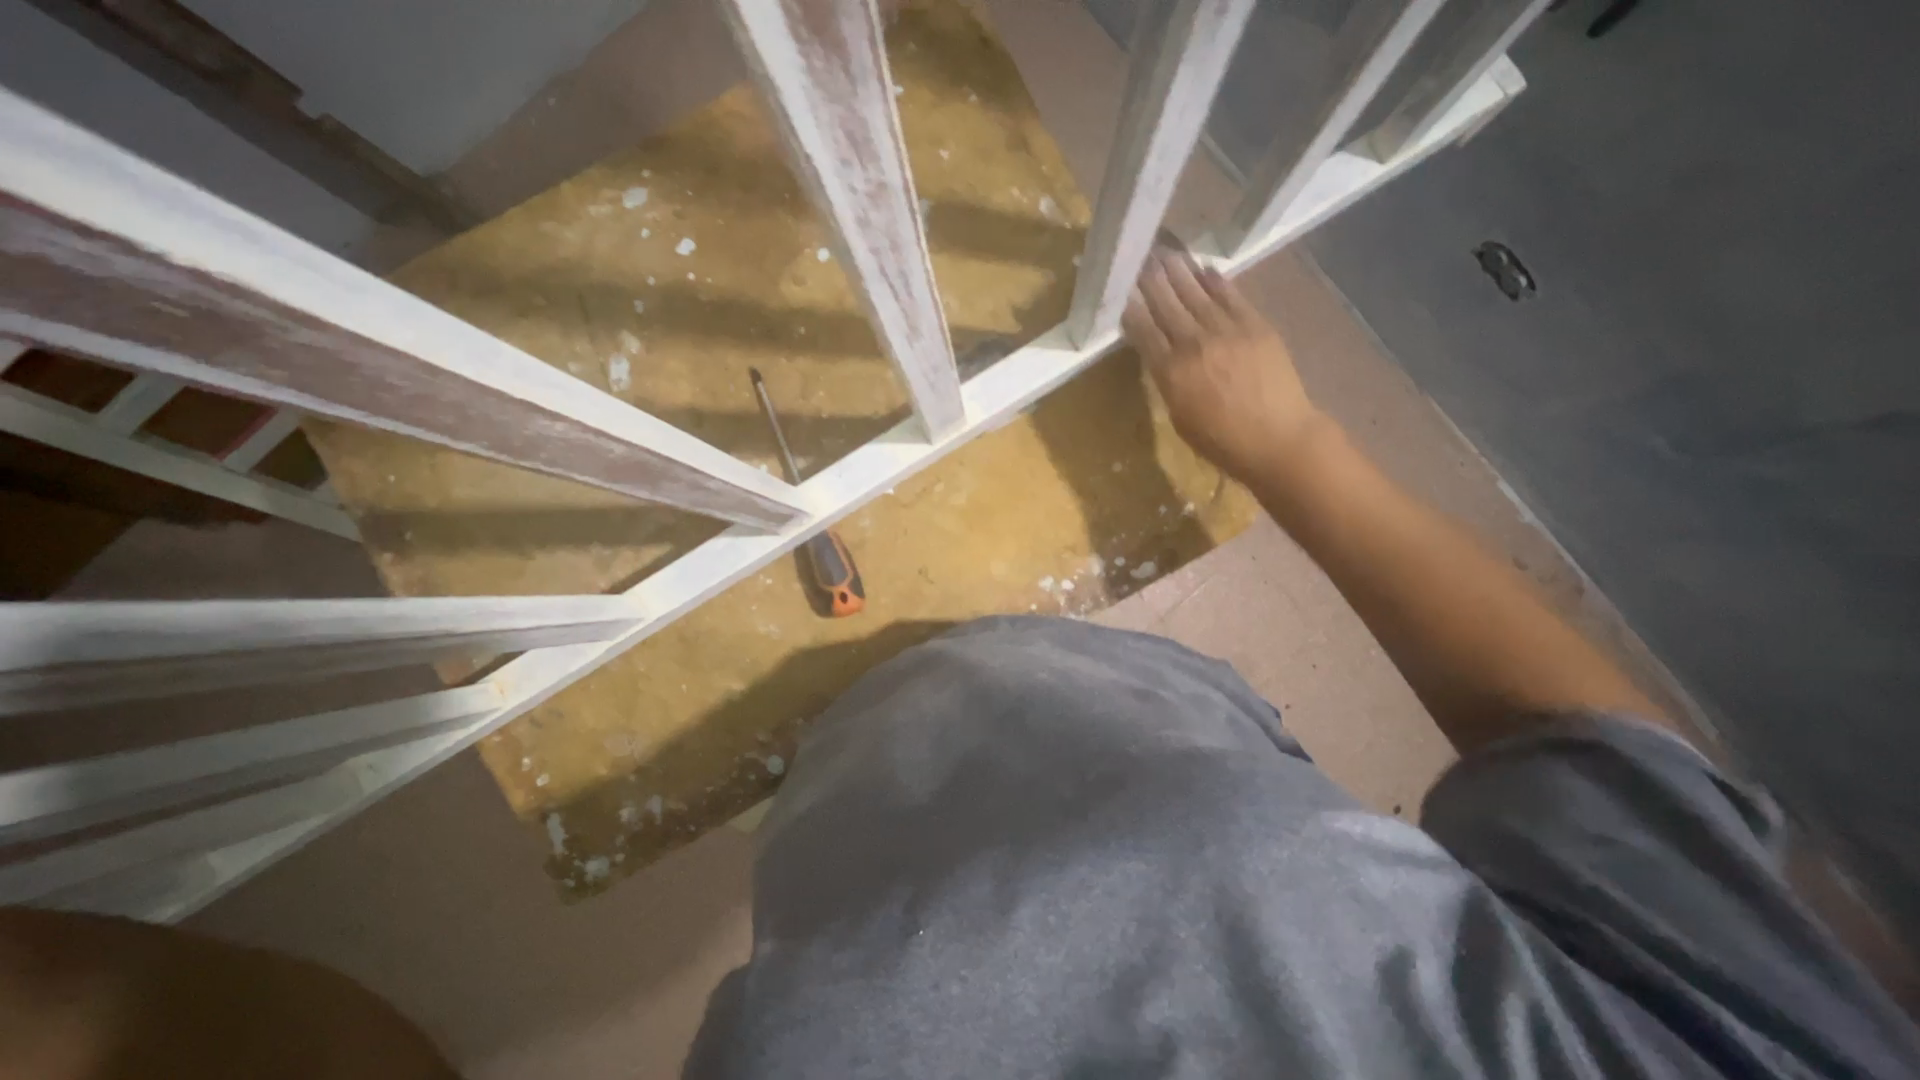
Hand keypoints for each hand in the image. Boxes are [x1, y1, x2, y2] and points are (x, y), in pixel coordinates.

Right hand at [1123, 249, 1326, 484]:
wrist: (1279, 439)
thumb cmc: (1222, 441)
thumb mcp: (1180, 417)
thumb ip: (1167, 380)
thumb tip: (1160, 353)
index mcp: (1171, 372)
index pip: (1143, 330)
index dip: (1131, 307)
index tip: (1123, 289)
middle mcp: (1194, 344)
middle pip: (1167, 304)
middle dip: (1151, 281)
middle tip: (1141, 259)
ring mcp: (1227, 330)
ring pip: (1196, 293)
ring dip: (1179, 272)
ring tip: (1166, 253)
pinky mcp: (1255, 325)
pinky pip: (1230, 295)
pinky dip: (1216, 280)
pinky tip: (1204, 268)